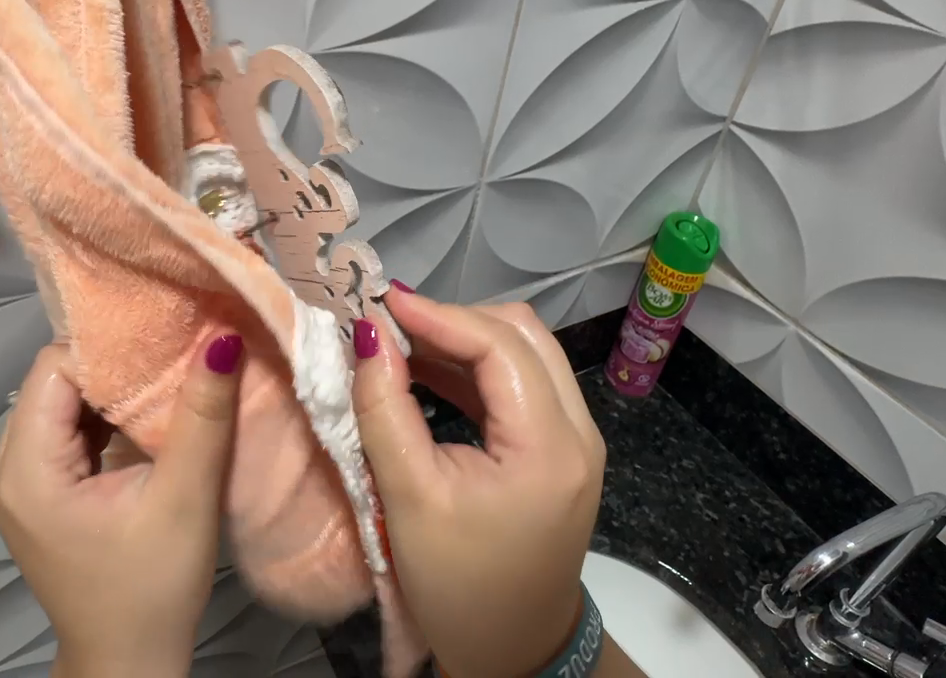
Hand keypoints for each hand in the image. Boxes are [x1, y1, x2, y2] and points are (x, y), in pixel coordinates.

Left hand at [0, 334, 244, 677]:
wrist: (130, 663)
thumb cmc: (154, 586)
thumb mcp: (186, 497)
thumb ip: (202, 414)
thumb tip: (222, 336)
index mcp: (28, 469)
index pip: (55, 368)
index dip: (108, 350)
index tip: (162, 344)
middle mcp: (9, 467)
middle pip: (55, 381)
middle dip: (114, 366)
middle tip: (171, 356)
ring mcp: (22, 481)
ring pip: (63, 401)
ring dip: (112, 389)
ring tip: (164, 381)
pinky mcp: (41, 491)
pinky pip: (67, 428)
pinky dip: (105, 415)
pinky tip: (145, 417)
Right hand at [353, 292, 614, 677]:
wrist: (514, 653)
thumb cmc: (458, 586)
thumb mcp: (410, 498)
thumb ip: (386, 409)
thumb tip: (368, 336)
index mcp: (551, 448)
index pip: (501, 347)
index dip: (440, 315)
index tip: (382, 302)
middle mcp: (578, 430)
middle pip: (521, 335)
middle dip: (453, 318)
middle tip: (391, 324)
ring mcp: (573, 436)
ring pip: (522, 350)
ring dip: (461, 338)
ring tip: (399, 339)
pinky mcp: (557, 445)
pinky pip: (518, 380)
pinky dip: (470, 365)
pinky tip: (423, 367)